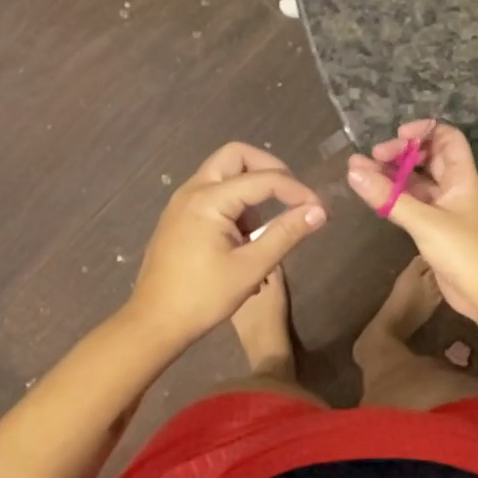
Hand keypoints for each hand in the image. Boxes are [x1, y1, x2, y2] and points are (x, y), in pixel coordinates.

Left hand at [127, 142, 324, 344]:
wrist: (156, 321)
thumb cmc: (204, 296)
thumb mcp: (251, 267)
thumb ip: (286, 234)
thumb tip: (319, 212)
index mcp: (209, 200)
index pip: (264, 179)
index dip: (298, 191)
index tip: (321, 211)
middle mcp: (193, 191)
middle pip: (237, 156)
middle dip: (271, 170)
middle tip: (294, 196)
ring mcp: (183, 202)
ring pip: (225, 173)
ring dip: (254, 187)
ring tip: (271, 224)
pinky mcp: (182, 216)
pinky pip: (215, 193)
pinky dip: (239, 201)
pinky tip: (248, 236)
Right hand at [348, 120, 477, 319]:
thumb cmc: (462, 252)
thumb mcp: (424, 222)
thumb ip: (389, 197)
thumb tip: (353, 171)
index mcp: (462, 178)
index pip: (448, 138)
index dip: (425, 130)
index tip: (398, 136)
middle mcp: (454, 188)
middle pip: (428, 157)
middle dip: (400, 153)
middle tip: (373, 158)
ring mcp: (444, 208)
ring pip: (416, 181)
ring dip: (391, 175)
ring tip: (359, 172)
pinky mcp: (434, 227)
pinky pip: (412, 202)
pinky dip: (394, 196)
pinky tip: (372, 194)